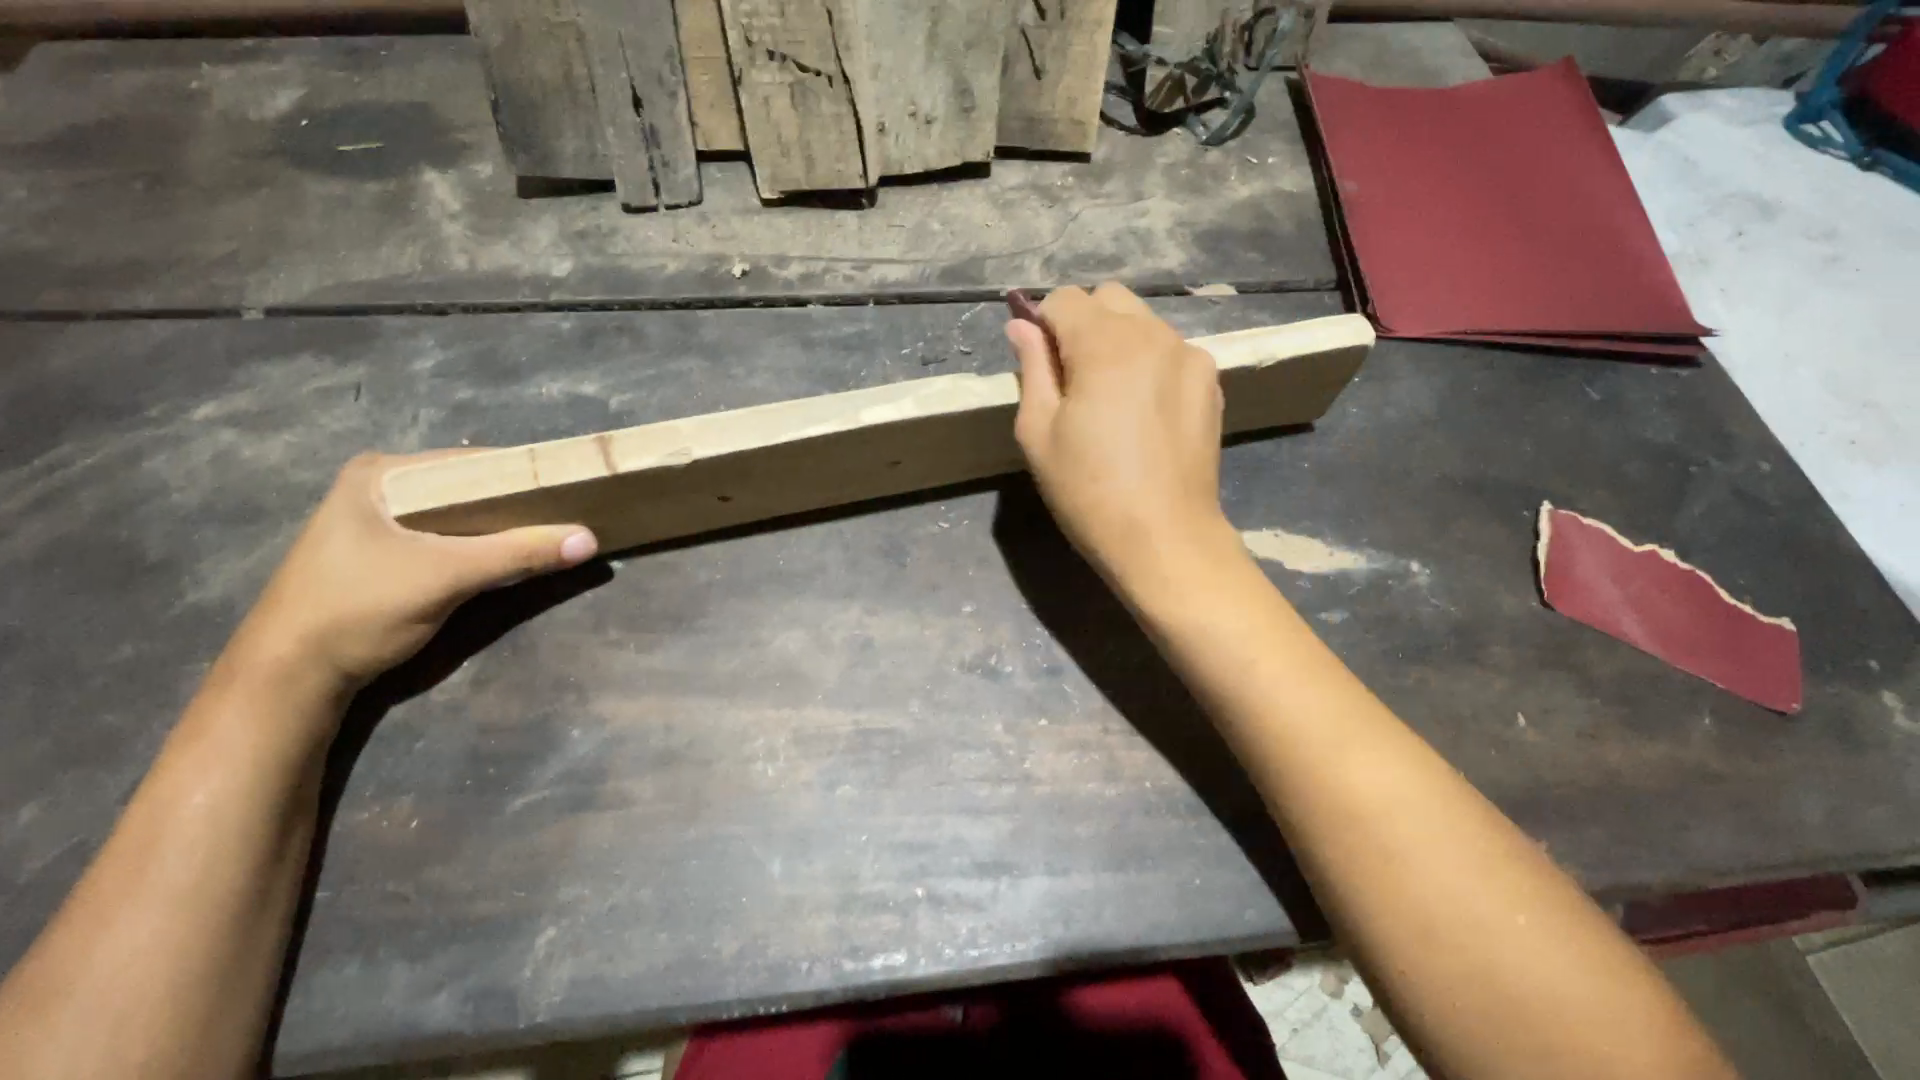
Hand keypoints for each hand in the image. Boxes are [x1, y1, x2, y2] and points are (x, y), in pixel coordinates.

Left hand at [229, 451, 597, 694]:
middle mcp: (381, 490)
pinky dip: (482, 549)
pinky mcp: (388, 558)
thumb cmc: (359, 608)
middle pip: (468, 490)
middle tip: (571, 514)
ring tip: (553, 535)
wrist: (291, 674)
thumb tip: (590, 540)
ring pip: (461, 519)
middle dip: (517, 505)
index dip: (524, 475)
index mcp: (382, 474)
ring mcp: (382, 525)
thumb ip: (518, 553)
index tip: (574, 488)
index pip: (472, 462)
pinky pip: (450, 542)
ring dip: (502, 530)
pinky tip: (512, 559)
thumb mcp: (446, 575)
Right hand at [1007, 283, 1236, 593]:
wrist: (1164, 537)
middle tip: (1074, 381)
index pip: (1064, 299)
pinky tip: (1145, 413)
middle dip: (1084, 325)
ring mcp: (1189, 355)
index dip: (1043, 325)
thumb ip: (1031, 368)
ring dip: (1119, 343)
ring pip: (1143, 323)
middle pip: (1108, 300)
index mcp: (1105, 343)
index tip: (1041, 367)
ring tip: (1112, 400)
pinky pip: (1171, 351)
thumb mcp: (1039, 433)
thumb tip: (1021, 325)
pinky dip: (1151, 364)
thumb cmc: (1089, 491)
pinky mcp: (1210, 381)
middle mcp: (1153, 334)